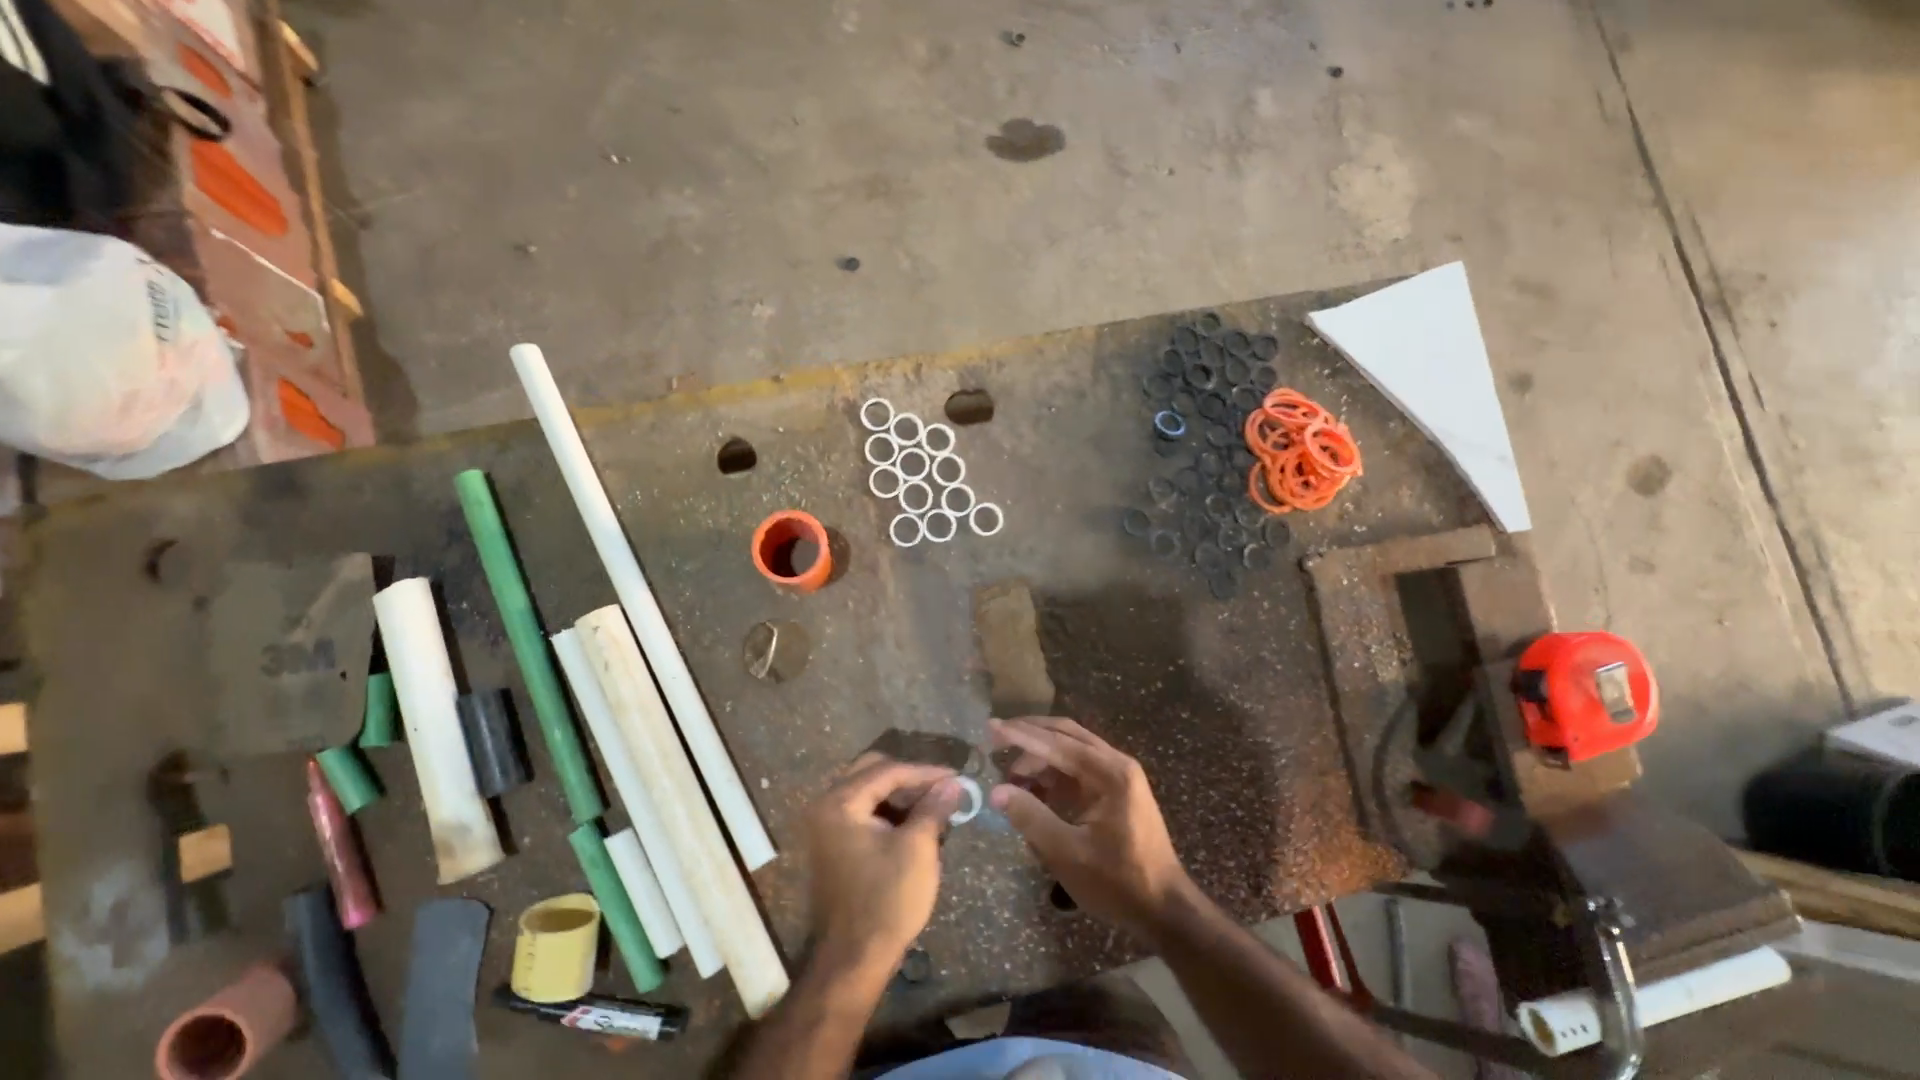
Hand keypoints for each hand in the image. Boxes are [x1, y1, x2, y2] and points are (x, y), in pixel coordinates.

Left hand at [805, 753, 961, 969]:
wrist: (853, 958)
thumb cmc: (887, 899)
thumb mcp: (918, 848)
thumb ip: (934, 807)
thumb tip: (952, 783)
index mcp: (840, 802)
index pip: (888, 770)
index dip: (926, 772)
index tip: (957, 777)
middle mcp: (824, 807)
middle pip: (871, 773)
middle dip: (910, 779)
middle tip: (942, 790)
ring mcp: (824, 828)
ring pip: (867, 793)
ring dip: (899, 796)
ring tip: (934, 808)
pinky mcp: (831, 847)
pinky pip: (861, 814)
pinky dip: (887, 814)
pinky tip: (914, 826)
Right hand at [989, 717, 1194, 940]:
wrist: (1165, 908)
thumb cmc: (1119, 882)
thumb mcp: (1068, 853)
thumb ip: (1031, 817)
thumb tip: (996, 791)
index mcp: (1111, 773)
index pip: (1058, 744)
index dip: (1021, 736)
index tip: (990, 728)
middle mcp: (1117, 765)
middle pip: (1067, 736)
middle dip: (1030, 736)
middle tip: (995, 739)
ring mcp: (1120, 778)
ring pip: (1072, 752)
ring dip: (1041, 758)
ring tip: (1010, 777)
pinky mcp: (1116, 794)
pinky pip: (1079, 771)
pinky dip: (1054, 774)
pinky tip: (1033, 790)